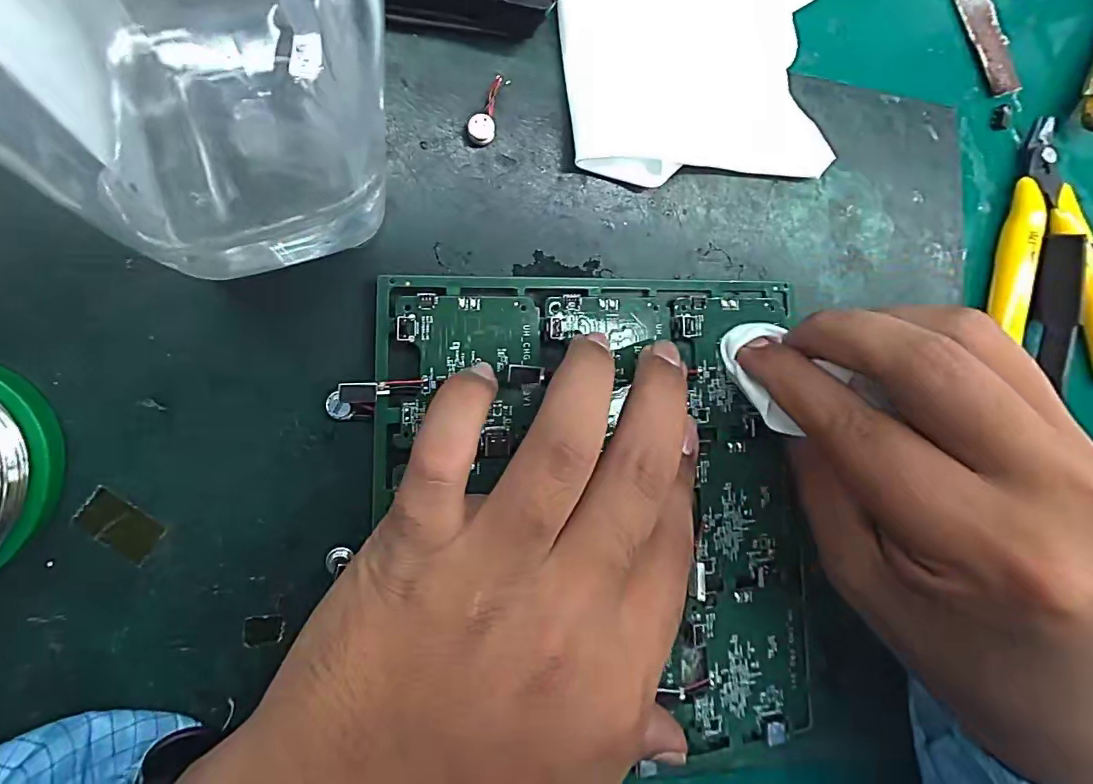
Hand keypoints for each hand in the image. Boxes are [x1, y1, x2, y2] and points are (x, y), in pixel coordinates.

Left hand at [186, 334, 698, 783]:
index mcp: (614, 663)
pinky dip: (461, 406)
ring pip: (557, 452)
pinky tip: (479, 377)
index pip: (670, 540)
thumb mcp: (573, 769)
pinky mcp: (413, 544)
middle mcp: (564, 607)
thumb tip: (676, 727)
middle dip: (657, 406)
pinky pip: (444, 457)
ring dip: (583, 387)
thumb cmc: (467, 777)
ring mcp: (485, 569)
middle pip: (632, 480)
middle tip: (660, 362)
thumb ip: (630, 725)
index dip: (679, 473)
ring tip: (594, 351)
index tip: (677, 433)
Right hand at [738, 309, 1092, 783]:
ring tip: (841, 345)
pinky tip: (896, 358)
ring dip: (888, 324)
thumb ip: (821, 481)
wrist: (1090, 706)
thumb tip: (788, 396)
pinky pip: (1003, 358)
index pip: (868, 432)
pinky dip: (932, 341)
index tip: (754, 356)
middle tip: (792, 340)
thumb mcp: (860, 580)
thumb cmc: (958, 655)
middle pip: (933, 363)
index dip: (797, 382)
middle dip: (842, 331)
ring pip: (974, 339)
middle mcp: (1061, 495)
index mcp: (991, 552)